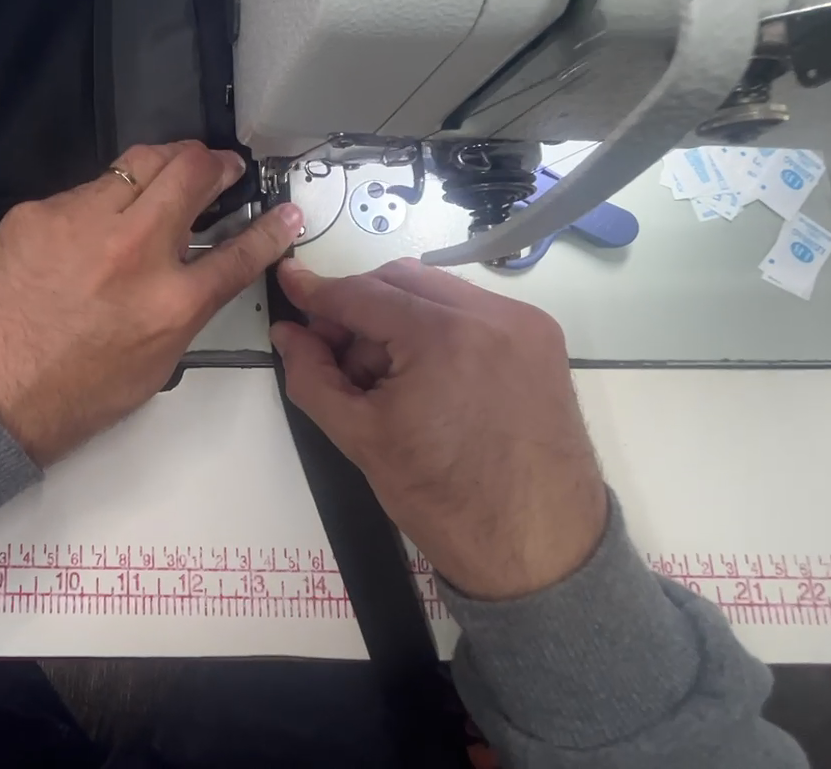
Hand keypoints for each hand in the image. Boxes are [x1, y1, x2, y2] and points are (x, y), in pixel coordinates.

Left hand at [0, 141, 302, 463]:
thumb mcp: (152, 364)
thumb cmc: (70, 395)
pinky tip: (93, 223)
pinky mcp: (40, 211)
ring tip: (170, 172)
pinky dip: (103, 199)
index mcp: (170, 303)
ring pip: (140, 163)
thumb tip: (194, 272)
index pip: (239, 251)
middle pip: (191, 173)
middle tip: (221, 167)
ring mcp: (83, 221)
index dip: (270, 228)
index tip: (283, 213)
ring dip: (165, 164)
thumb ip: (183, 310)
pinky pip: (86, 189)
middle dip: (216, 162)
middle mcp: (134, 250)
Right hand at [270, 257, 606, 600]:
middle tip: (333, 351)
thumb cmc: (446, 500)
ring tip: (384, 376)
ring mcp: (524, 325)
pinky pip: (470, 310)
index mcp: (444, 336)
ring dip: (395, 316)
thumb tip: (287, 334)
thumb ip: (311, 374)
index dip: (316, 290)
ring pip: (434, 290)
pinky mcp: (542, 341)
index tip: (288, 280)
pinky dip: (434, 327)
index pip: (362, 293)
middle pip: (398, 279)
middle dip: (357, 307)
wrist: (539, 550)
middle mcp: (492, 315)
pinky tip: (423, 376)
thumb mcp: (358, 436)